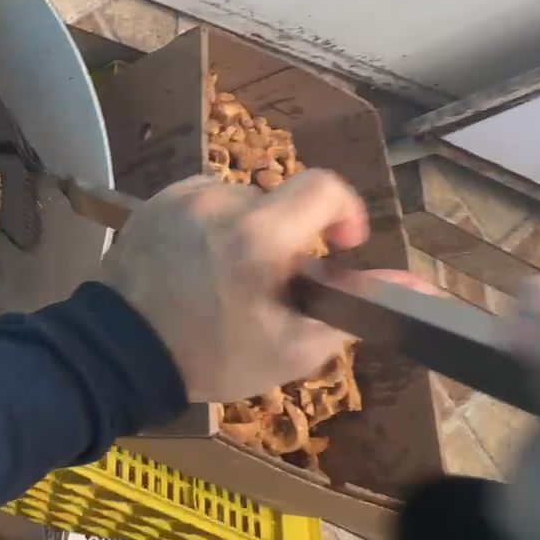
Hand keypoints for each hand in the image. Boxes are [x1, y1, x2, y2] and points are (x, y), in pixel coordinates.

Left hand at [101, 170, 388, 401]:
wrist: (121, 347)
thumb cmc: (213, 353)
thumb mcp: (295, 345)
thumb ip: (356, 305)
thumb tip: (419, 284)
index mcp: (257, 233)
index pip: (322, 186)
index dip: (345, 211)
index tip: (339, 246)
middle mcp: (216, 201)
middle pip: (276, 199)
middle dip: (288, 234)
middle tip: (274, 281)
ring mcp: (177, 197)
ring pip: (237, 199)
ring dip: (248, 226)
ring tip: (231, 274)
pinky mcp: (151, 202)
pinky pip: (199, 199)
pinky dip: (211, 221)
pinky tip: (200, 259)